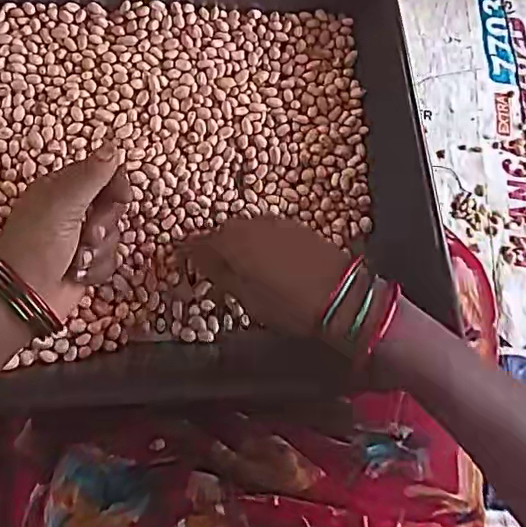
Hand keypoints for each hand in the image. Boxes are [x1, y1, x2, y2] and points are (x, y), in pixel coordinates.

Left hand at [0, 142, 130, 321]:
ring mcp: (79, 236)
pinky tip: (78, 274)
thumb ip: (91, 174)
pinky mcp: (86, 263)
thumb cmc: (37, 244)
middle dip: (104, 222)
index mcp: (61, 186)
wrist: (23, 298)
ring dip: (99, 249)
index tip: (117, 197)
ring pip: (115, 233)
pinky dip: (97, 268)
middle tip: (88, 233)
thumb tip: (113, 145)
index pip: (103, 172)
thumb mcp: (64, 203)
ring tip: (77, 260)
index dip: (115, 185)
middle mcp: (71, 208)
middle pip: (113, 204)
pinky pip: (111, 258)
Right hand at [183, 215, 351, 340]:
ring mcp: (273, 222)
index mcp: (229, 242)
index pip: (198, 244)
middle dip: (213, 248)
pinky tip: (265, 260)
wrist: (342, 296)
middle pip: (221, 233)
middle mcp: (248, 224)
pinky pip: (264, 231)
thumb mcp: (246, 299)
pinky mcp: (293, 226)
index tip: (182, 264)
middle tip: (212, 269)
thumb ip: (221, 277)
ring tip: (240, 267)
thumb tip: (204, 264)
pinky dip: (258, 242)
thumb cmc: (288, 304)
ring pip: (244, 230)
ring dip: (237, 244)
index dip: (188, 255)